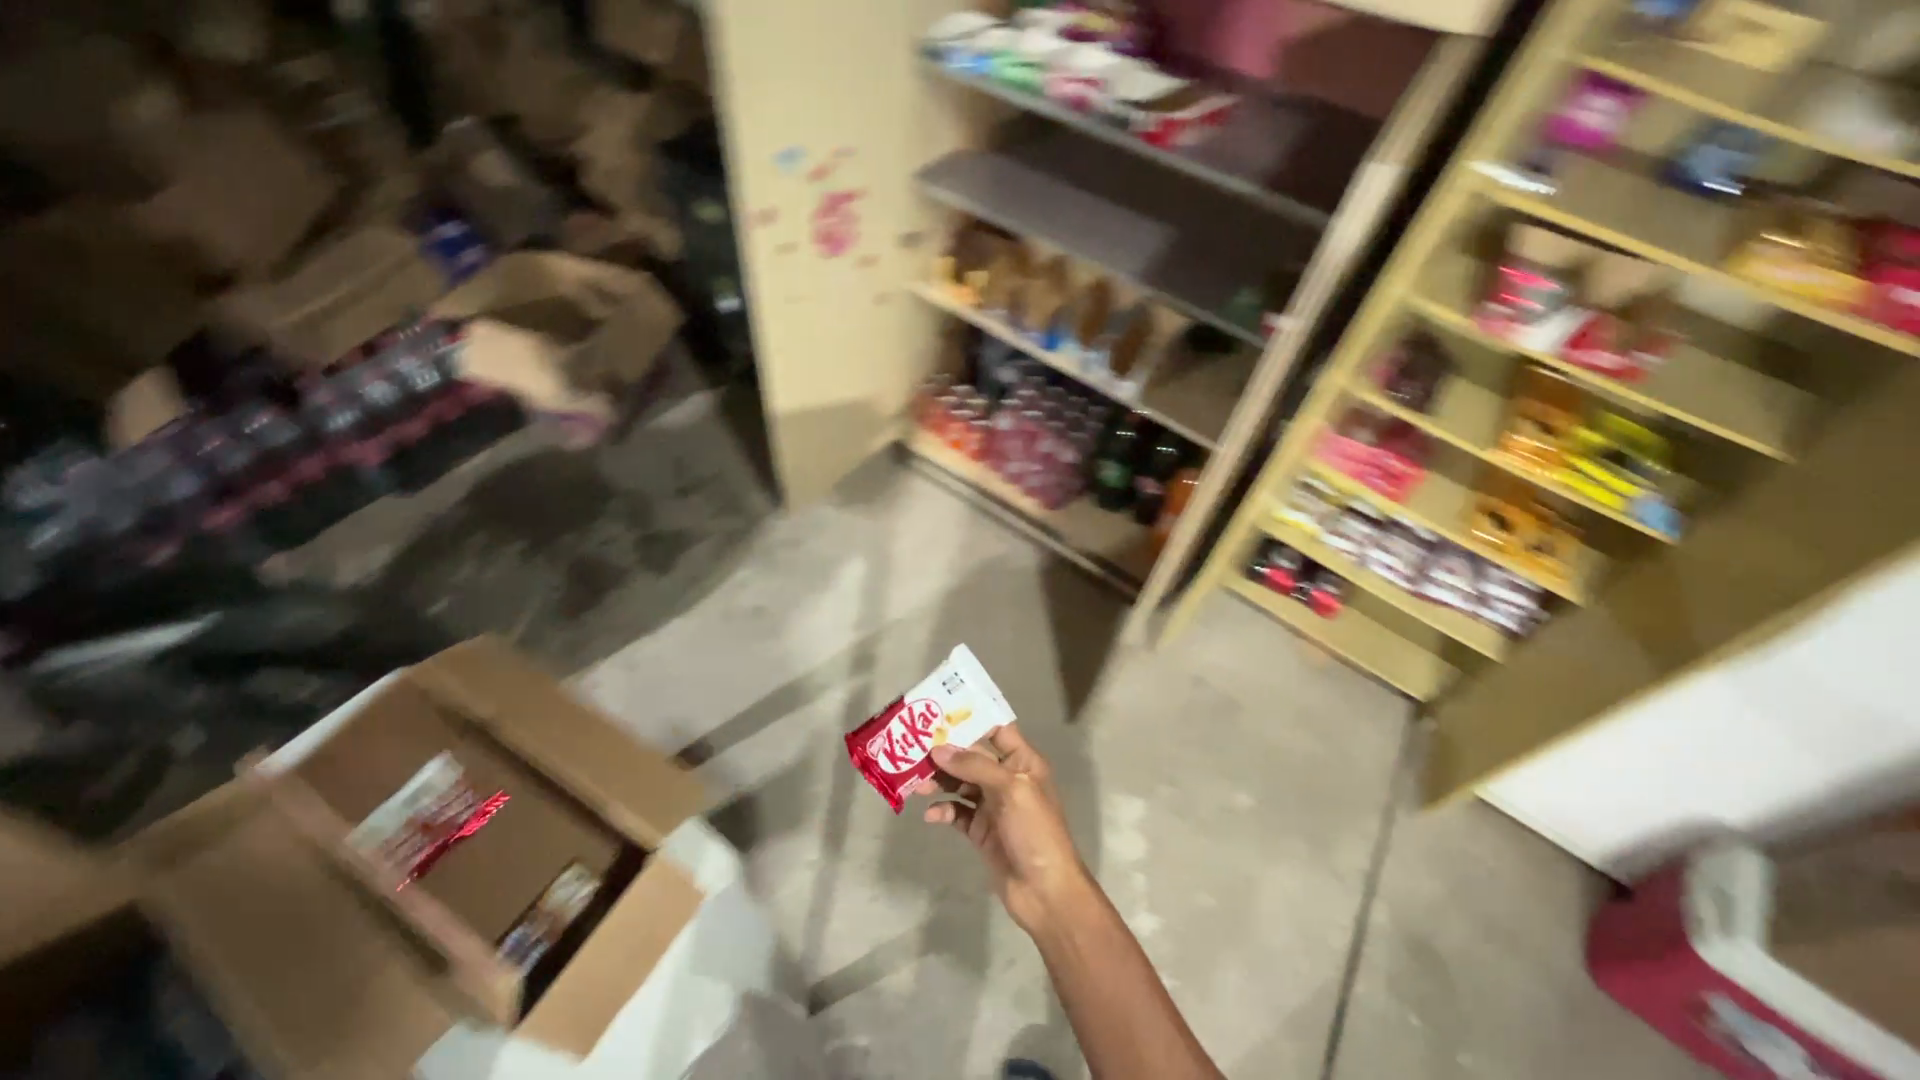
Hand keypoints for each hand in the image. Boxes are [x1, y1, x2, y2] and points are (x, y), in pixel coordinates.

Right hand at [913, 724, 1093, 935]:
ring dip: (939, 781)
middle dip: (945, 751)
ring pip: (960, 783)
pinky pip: (956, 812)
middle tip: (914, 747)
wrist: (1045, 890)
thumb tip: (938, 749)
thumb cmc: (1035, 831)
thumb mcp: (1011, 790)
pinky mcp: (981, 831)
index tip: (940, 709)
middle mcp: (1007, 779)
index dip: (972, 717)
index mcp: (1023, 762)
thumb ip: (974, 766)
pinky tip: (931, 814)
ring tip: (916, 784)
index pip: (997, 729)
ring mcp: (993, 806)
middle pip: (972, 756)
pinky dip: (943, 810)